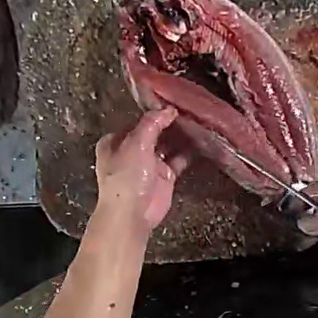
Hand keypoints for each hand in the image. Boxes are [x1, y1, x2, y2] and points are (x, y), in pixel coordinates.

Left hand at [94, 107, 190, 235]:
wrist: (131, 214)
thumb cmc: (126, 176)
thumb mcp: (136, 143)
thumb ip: (152, 123)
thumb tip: (168, 109)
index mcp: (117, 141)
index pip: (138, 121)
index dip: (155, 113)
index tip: (174, 103)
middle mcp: (132, 150)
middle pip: (154, 132)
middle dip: (170, 124)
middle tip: (191, 110)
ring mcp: (149, 164)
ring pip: (168, 144)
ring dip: (181, 136)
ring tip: (199, 122)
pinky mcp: (164, 176)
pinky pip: (178, 159)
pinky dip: (188, 151)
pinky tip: (201, 141)